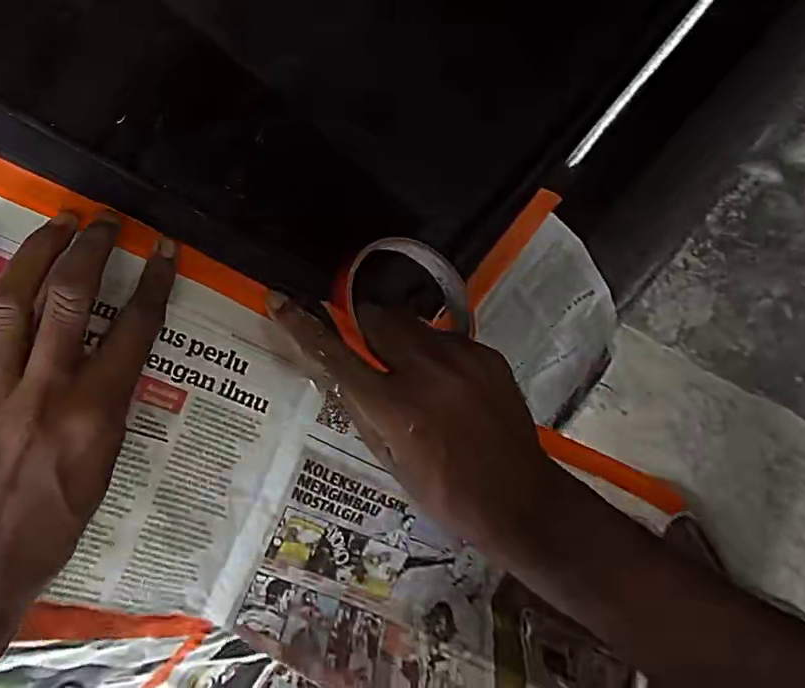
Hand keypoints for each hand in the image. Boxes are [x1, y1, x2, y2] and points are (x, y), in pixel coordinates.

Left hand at [0, 211, 178, 621]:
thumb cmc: (49, 525)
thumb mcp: (103, 471)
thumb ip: (111, 403)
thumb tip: (119, 343)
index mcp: (91, 418)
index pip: (133, 332)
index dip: (153, 283)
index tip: (161, 250)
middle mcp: (41, 394)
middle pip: (70, 299)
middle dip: (92, 249)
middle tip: (104, 222)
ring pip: (12, 299)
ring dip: (38, 250)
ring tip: (58, 221)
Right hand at [264, 293, 567, 560]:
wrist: (527, 504)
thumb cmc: (445, 491)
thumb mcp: (387, 456)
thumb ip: (357, 403)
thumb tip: (329, 363)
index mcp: (396, 409)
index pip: (335, 355)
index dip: (301, 325)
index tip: (278, 299)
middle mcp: (428, 374)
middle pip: (376, 318)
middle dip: (366, 327)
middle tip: (372, 353)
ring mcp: (462, 359)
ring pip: (410, 322)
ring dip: (400, 339)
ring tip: (414, 373)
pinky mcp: (487, 354)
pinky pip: (443, 336)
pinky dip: (433, 351)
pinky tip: (446, 383)